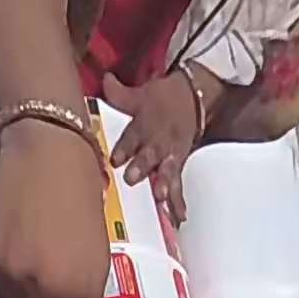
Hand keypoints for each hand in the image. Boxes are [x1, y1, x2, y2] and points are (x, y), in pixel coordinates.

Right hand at [0, 119, 109, 297]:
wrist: (47, 147)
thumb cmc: (82, 197)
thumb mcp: (95, 252)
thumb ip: (78, 292)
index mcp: (84, 290)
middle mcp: (47, 290)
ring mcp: (14, 274)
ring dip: (19, 296)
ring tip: (30, 260)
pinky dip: (3, 268)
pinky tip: (13, 237)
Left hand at [104, 71, 205, 223]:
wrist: (194, 97)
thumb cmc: (161, 99)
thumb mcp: (140, 94)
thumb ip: (120, 94)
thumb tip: (104, 79)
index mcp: (144, 125)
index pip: (131, 137)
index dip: (124, 148)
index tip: (115, 160)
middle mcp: (157, 142)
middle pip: (149, 155)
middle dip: (142, 166)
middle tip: (133, 178)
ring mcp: (170, 156)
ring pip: (166, 171)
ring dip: (164, 184)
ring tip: (162, 196)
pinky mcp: (179, 167)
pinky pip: (179, 186)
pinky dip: (180, 202)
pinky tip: (180, 218)